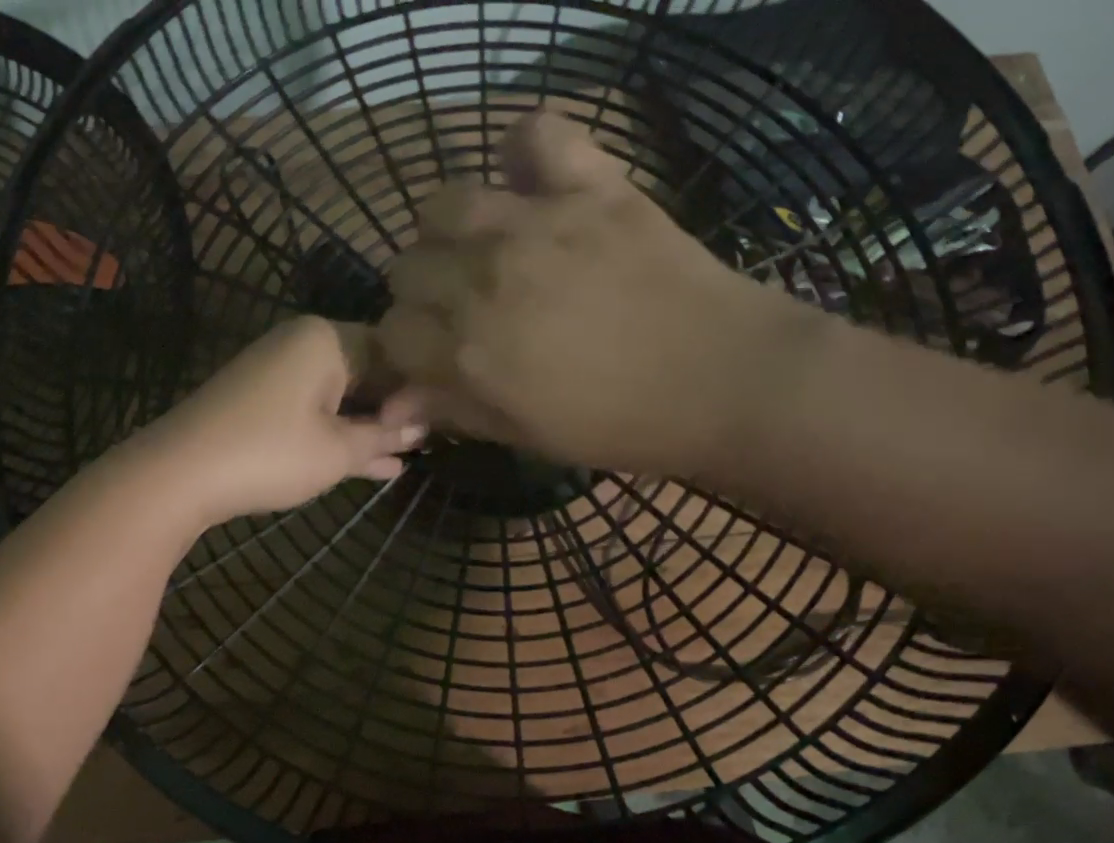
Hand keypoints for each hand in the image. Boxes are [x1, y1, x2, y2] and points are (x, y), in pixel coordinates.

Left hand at [144, 316, 427, 522]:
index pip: (394, 350)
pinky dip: (340, 433)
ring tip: (412, 453)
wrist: (179, 473)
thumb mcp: (336, 449)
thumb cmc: (269, 454)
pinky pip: (316, 411)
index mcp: (327, 339)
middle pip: (368, 370)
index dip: (420, 388)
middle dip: (397, 408)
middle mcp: (304, 344)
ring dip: (371, 426)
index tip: (441, 425)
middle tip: (433, 440)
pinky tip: (375, 465)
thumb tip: (421, 429)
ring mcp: (280, 373)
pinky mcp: (263, 402)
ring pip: (343, 395)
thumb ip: (382, 437)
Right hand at [376, 110, 829, 476]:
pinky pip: (534, 135)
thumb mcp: (525, 435)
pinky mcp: (590, 186)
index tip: (433, 355)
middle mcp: (484, 280)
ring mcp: (535, 225)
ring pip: (443, 205)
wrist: (723, 381)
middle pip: (406, 267)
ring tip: (487, 248)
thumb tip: (391, 405)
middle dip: (424, 294)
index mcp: (467, 351)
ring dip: (452, 231)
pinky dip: (525, 152)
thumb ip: (453, 411)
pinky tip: (534, 184)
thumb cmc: (620, 424)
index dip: (406, 348)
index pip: (390, 332)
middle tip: (465, 309)